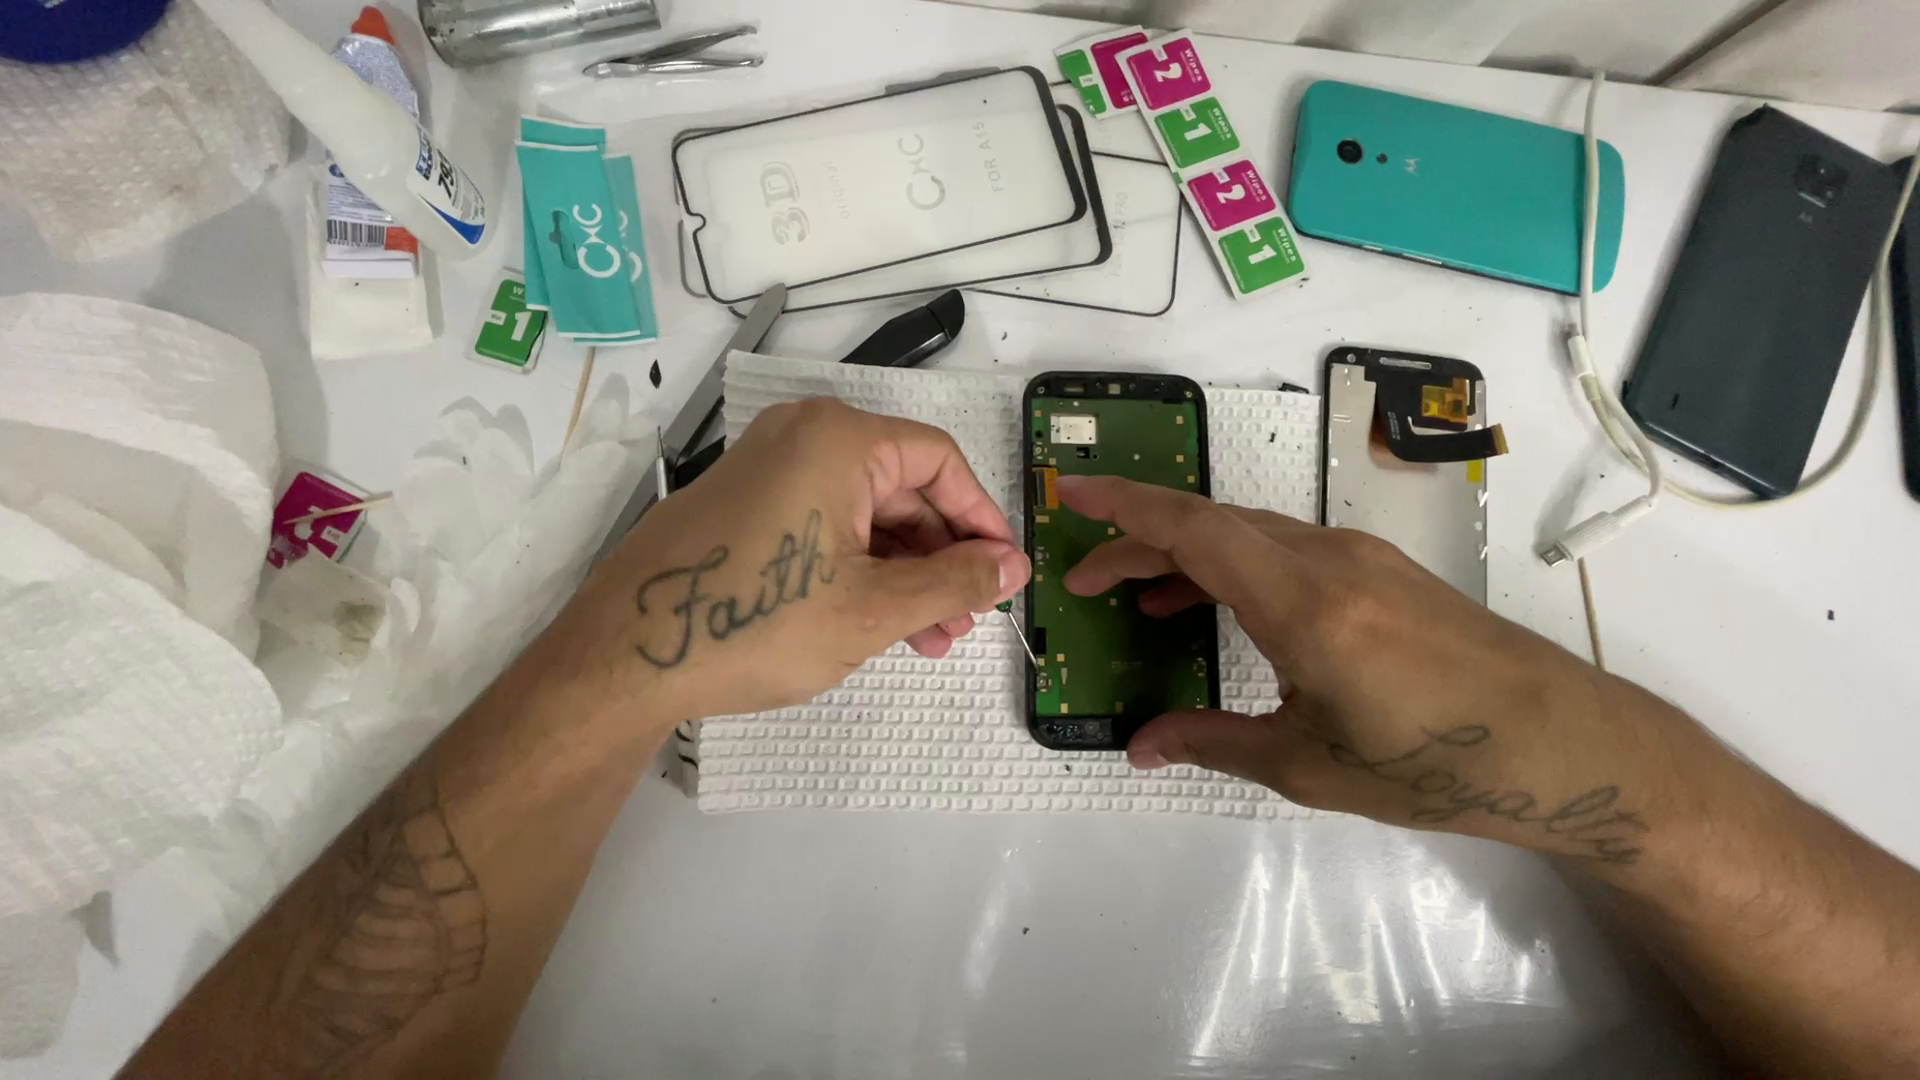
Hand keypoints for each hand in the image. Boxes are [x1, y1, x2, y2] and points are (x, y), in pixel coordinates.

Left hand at [567, 399, 1030, 722]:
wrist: (622, 659)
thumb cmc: (758, 622)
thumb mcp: (875, 609)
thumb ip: (956, 581)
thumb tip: (1014, 566)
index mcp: (838, 438)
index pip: (941, 461)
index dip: (981, 518)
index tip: (1002, 572)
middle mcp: (802, 437)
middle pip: (903, 490)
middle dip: (941, 559)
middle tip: (964, 620)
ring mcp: (768, 471)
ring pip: (864, 516)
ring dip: (904, 574)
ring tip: (928, 637)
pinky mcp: (746, 507)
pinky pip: (825, 528)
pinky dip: (859, 570)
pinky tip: (878, 623)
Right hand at [1057, 474, 1678, 864]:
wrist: (1576, 750)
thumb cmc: (1438, 766)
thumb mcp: (1309, 766)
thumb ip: (1210, 742)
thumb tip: (1137, 747)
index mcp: (1305, 605)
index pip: (1192, 528)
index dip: (1122, 505)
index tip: (1070, 492)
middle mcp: (1328, 559)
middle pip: (1209, 524)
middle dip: (1136, 541)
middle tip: (1087, 581)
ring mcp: (1358, 556)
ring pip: (1245, 532)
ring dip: (1184, 554)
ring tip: (1139, 599)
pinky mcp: (1378, 568)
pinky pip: (1281, 548)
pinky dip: (1230, 566)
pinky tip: (1217, 607)